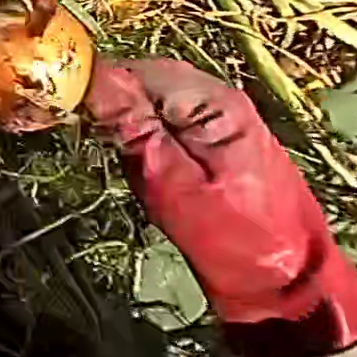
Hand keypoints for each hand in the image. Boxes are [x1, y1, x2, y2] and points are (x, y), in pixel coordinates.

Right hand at [83, 58, 356, 356]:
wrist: (288, 286)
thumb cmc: (229, 236)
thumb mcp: (169, 181)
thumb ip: (131, 125)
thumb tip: (91, 78)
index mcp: (212, 101)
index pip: (135, 71)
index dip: (96, 85)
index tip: (68, 108)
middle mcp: (219, 95)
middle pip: (143, 76)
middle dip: (109, 96)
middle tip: (84, 128)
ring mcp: (222, 113)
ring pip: (152, 93)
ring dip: (124, 111)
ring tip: (107, 141)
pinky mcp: (218, 133)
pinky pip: (167, 112)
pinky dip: (143, 123)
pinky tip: (134, 149)